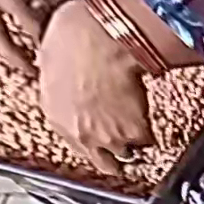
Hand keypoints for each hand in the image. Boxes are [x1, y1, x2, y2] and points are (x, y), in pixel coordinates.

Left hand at [38, 0, 153, 176]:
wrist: (98, 39)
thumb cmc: (71, 41)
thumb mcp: (53, 70)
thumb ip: (64, 95)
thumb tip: (74, 96)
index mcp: (56, 117)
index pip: (78, 148)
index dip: (94, 147)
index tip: (105, 145)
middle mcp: (82, 135)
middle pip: (107, 164)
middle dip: (116, 155)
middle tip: (127, 145)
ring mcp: (111, 138)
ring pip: (130, 153)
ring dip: (135, 143)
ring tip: (137, 123)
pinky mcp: (137, 135)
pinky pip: (148, 142)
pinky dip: (150, 132)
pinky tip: (144, 114)